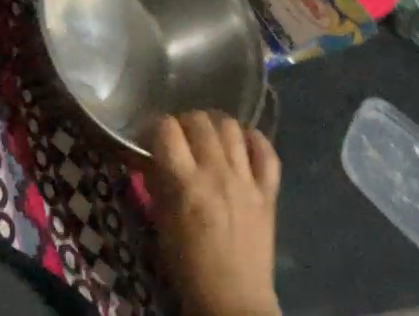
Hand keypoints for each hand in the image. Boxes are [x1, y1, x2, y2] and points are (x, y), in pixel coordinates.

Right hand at [147, 112, 282, 315]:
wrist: (234, 302)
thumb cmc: (188, 266)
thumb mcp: (160, 221)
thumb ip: (156, 182)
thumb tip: (150, 155)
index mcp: (185, 183)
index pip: (166, 128)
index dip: (153, 126)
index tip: (149, 138)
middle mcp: (216, 173)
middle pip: (198, 120)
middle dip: (182, 122)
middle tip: (178, 139)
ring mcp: (247, 181)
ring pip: (231, 127)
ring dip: (214, 125)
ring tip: (207, 138)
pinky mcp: (269, 193)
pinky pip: (267, 152)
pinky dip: (254, 140)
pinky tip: (241, 145)